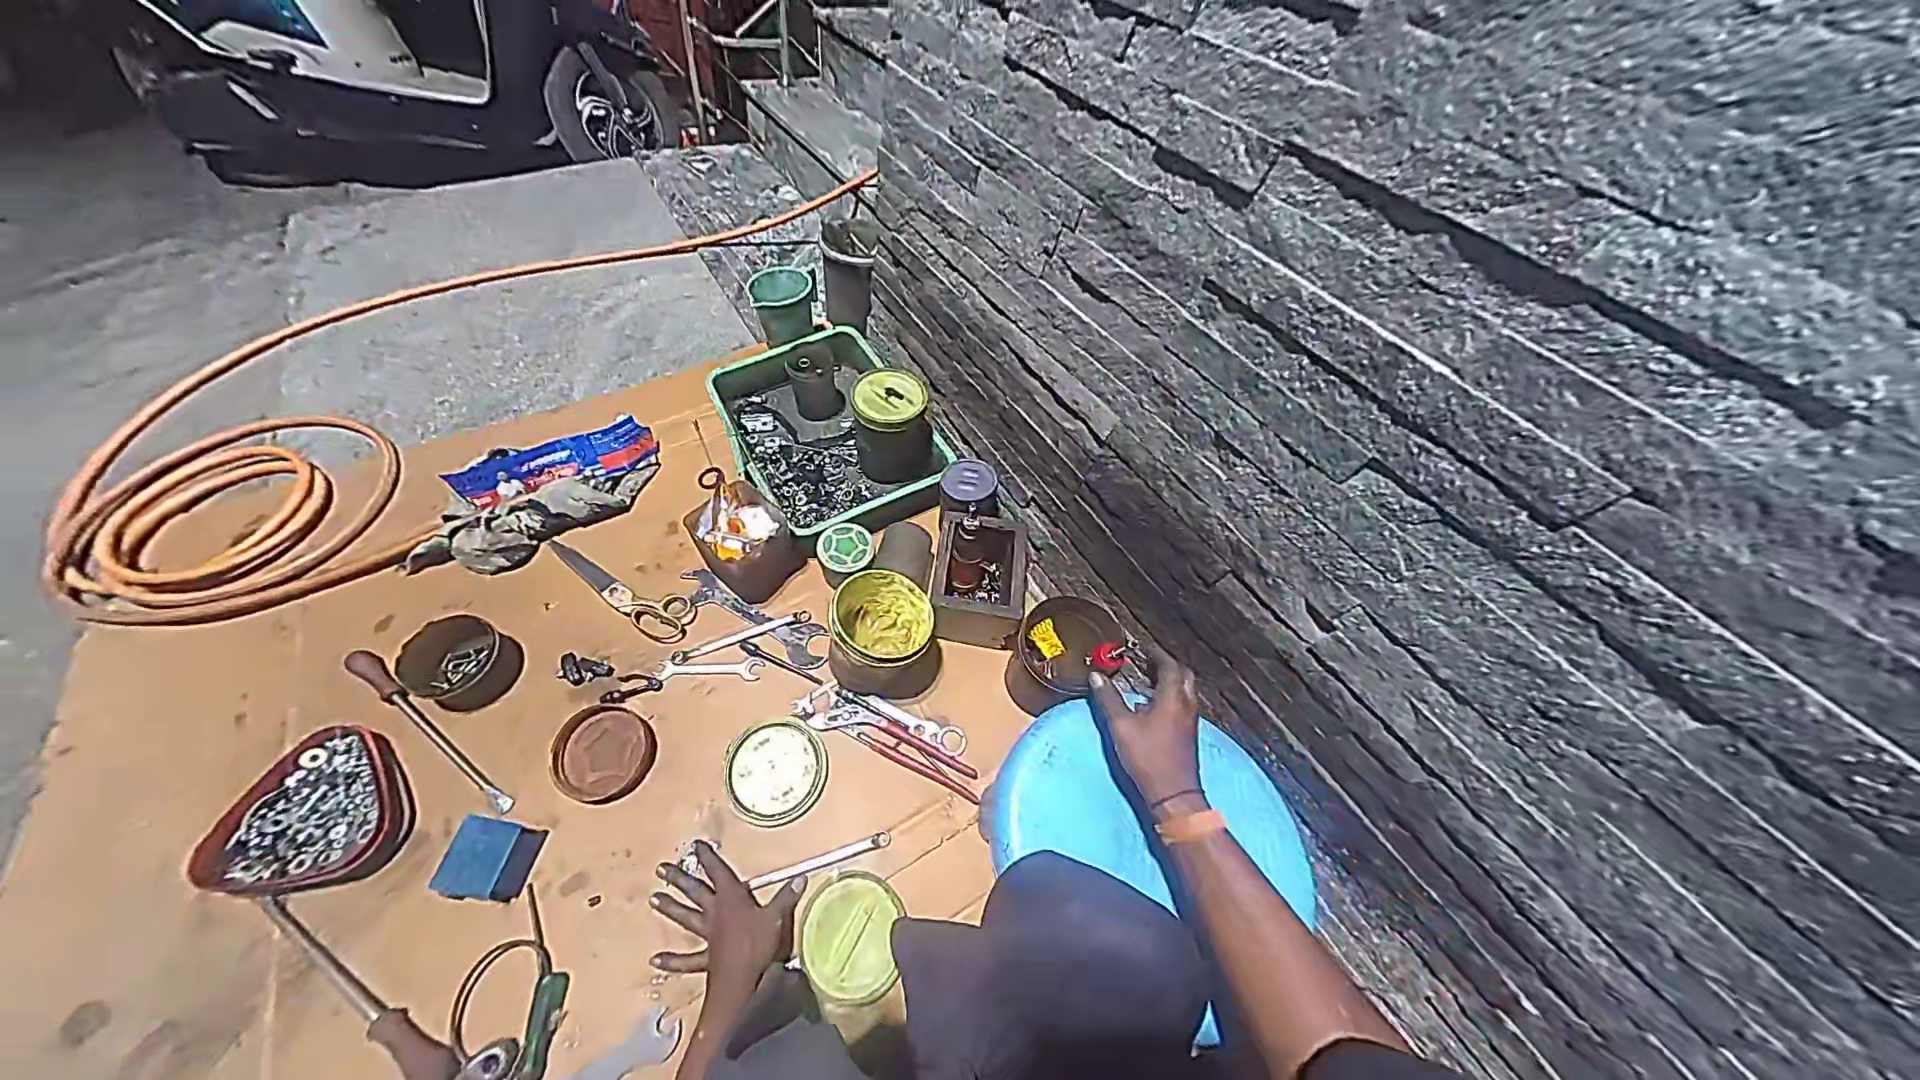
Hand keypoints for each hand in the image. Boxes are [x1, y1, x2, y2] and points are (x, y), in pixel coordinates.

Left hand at [650, 841, 805, 989]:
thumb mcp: (776, 917)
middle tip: (662, 868)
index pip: (718, 872)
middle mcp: (716, 912)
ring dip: (671, 908)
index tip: (696, 845)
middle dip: (680, 879)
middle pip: (695, 892)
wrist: (743, 982)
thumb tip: (801, 878)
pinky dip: (673, 960)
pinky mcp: (707, 958)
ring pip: (687, 917)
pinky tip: (656, 960)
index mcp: (731, 898)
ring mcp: (708, 935)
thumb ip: (786, 897)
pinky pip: (688, 959)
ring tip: (654, 898)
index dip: (708, 858)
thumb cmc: (759, 944)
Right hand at [1089, 646, 1202, 807]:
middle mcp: (1186, 704)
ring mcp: (1190, 720)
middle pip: (1181, 674)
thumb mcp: (1121, 725)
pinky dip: (1168, 695)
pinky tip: (1149, 705)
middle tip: (1145, 661)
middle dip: (1164, 665)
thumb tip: (1096, 676)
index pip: (1169, 665)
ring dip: (1167, 680)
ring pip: (1183, 689)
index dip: (1155, 654)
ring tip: (1144, 679)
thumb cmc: (1148, 757)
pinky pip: (1181, 703)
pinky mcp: (1187, 733)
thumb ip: (1109, 698)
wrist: (1173, 794)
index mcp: (1173, 697)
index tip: (1141, 649)